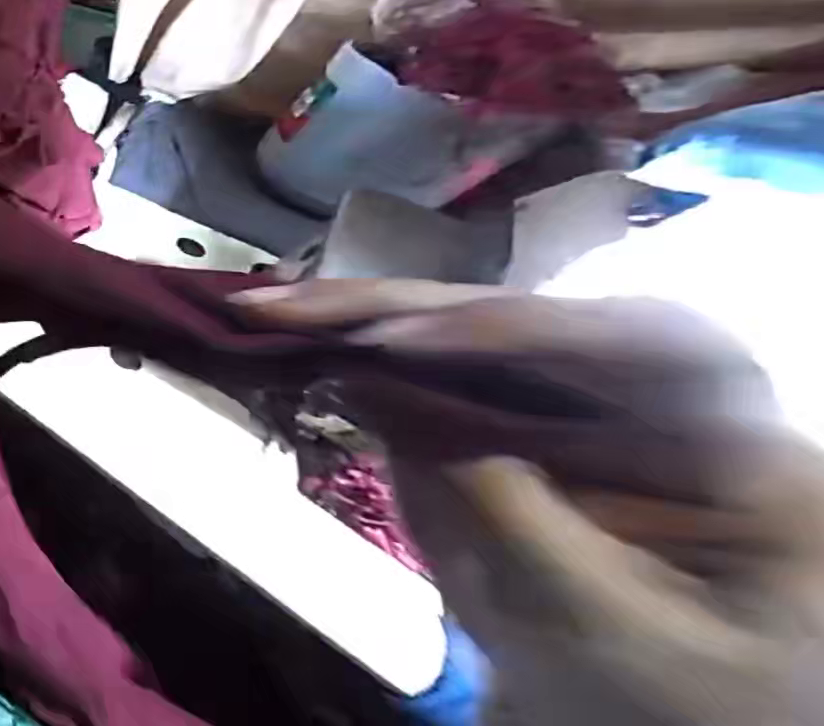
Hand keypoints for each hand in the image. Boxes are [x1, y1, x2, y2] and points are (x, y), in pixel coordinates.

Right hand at [234, 281, 823, 725]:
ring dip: (344, 312)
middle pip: (508, 315)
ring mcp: (547, 391)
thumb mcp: (601, 618)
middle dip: (383, 307)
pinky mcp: (479, 402)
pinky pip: (409, 357)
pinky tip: (284, 330)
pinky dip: (339, 341)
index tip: (393, 345)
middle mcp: (633, 391)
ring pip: (445, 323)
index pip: (645, 342)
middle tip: (279, 309)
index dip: (514, 326)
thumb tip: (369, 386)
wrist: (636, 716)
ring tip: (261, 310)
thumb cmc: (668, 695)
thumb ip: (495, 498)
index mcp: (731, 442)